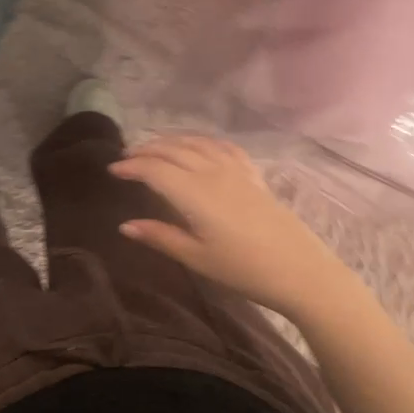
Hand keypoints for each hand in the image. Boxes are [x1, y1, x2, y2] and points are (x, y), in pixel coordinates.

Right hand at [111, 135, 342, 316]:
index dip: (131, 166)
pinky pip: (223, 147)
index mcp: (195, 193)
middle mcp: (213, 173)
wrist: (300, 271)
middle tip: (127, 157)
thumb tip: (125, 225)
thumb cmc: (244, 269)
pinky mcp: (254, 176)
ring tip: (154, 147)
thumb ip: (161, 237)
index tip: (113, 170)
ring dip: (172, 141)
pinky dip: (203, 142)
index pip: (154, 169)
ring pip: (197, 144)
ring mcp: (236, 171)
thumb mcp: (197, 258)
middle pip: (173, 150)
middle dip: (146, 150)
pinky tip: (198, 146)